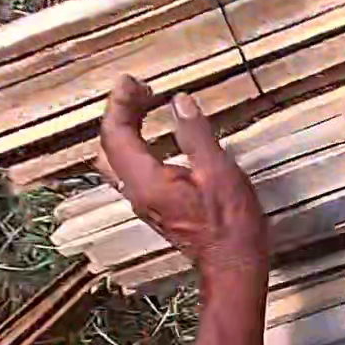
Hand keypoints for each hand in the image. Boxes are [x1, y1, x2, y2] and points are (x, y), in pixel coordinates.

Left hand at [98, 75, 269, 291]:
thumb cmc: (230, 223)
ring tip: (144, 111)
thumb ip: (196, 135)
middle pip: (110, 146)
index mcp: (146, 181)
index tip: (134, 82)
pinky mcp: (157, 209)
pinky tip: (157, 143)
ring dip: (126, 131)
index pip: (116, 133)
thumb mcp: (219, 172)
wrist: (234, 263)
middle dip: (121, 114)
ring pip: (117, 161)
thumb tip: (181, 103)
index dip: (121, 103)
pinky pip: (133, 172)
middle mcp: (137, 193)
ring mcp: (146, 203)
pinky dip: (137, 148)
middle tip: (141, 92)